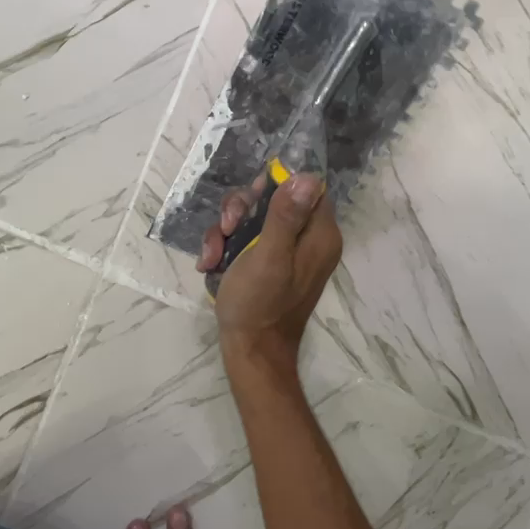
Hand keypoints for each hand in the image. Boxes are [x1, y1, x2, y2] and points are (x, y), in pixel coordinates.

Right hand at [197, 173, 342, 363]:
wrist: (249, 352)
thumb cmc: (259, 305)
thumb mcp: (269, 256)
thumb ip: (286, 216)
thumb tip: (307, 176)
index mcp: (319, 235)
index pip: (306, 187)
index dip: (276, 184)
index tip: (252, 197)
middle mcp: (307, 239)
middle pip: (273, 199)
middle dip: (241, 211)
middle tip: (225, 228)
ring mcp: (285, 251)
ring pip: (252, 218)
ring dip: (224, 232)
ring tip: (211, 257)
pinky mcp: (266, 263)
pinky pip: (244, 239)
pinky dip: (224, 248)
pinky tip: (210, 265)